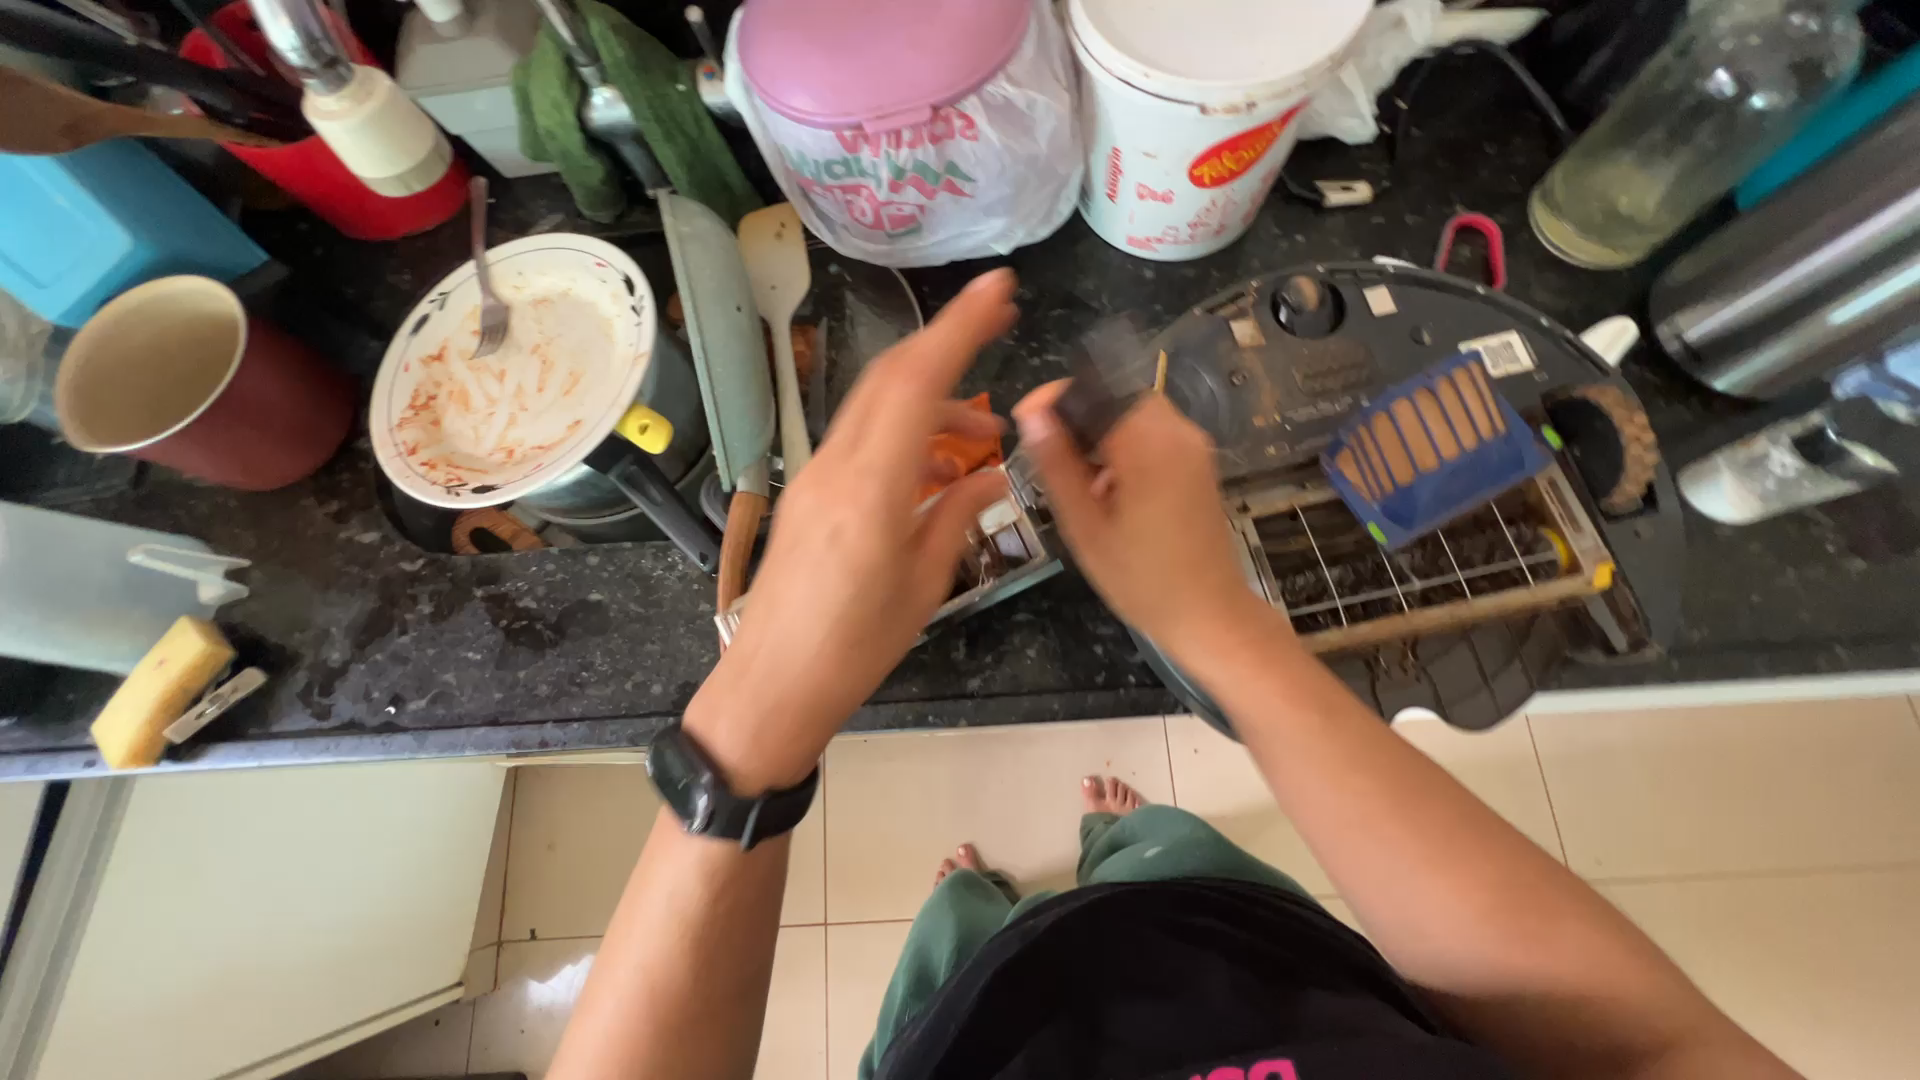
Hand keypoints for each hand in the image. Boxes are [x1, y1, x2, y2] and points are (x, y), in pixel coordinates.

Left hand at [685, 270, 1020, 790]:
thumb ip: (957, 516)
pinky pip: (861, 441)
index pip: (913, 383)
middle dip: (948, 346)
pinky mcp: (808, 492)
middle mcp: (836, 466)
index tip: (997, 291)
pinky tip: (938, 474)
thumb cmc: (855, 648)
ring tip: (985, 444)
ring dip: (933, 406)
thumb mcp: (923, 584)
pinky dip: (905, 437)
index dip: (957, 328)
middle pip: (891, 378)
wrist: (773, 683)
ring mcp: (814, 475)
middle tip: (1000, 330)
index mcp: (870, 489)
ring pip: (877, 408)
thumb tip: (989, 477)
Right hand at [1012, 383, 1280, 655]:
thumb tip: (1032, 415)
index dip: (1054, 398)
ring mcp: (1194, 447)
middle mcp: (1178, 433)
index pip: (1095, 390)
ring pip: (1135, 413)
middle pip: (1116, 396)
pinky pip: (1154, 433)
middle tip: (1048, 454)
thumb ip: (1057, 465)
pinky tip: (1108, 489)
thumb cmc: (1140, 579)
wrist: (1208, 614)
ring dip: (1100, 432)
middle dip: (1078, 416)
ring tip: (1076, 479)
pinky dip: (1124, 446)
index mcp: (1148, 445)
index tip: (1024, 422)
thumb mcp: (1085, 526)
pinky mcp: (1199, 463)